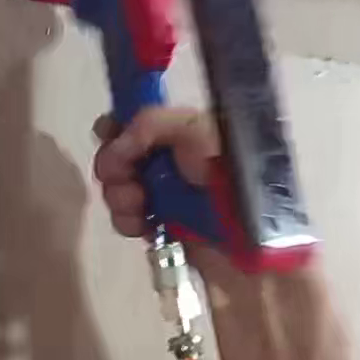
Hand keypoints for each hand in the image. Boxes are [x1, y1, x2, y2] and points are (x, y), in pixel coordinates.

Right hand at [90, 107, 222, 240]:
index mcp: (180, 131)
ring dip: (120, 197)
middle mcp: (167, 160)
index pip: (133, 120)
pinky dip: (127, 221)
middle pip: (115, 156)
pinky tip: (142, 224)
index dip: (114, 126)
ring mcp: (161, 194)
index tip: (107, 136)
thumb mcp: (196, 130)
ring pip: (115, 189)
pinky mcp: (159, 225)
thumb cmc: (232, 176)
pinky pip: (124, 219)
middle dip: (114, 167)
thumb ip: (149, 124)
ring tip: (140, 204)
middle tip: (127, 176)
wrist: (253, 239)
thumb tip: (111, 144)